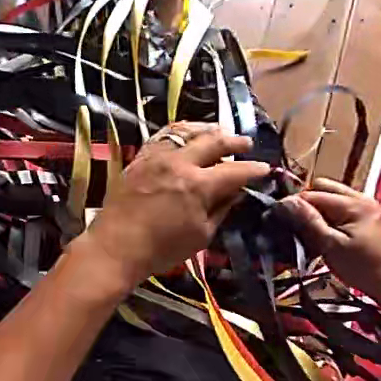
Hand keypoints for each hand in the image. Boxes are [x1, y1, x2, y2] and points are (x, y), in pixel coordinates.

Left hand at [71, 122, 270, 287]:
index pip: (234, 171)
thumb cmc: (161, 249)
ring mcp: (156, 157)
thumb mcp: (200, 235)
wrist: (115, 248)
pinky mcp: (139, 159)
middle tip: (245, 143)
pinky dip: (179, 133)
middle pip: (213, 141)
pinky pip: (162, 136)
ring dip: (206, 130)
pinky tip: (185, 136)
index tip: (264, 168)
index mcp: (198, 185)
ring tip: (218, 132)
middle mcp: (178, 163)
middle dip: (234, 141)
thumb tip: (235, 192)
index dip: (253, 169)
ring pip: (185, 132)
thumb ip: (220, 209)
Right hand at [278, 177, 380, 309]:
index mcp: (352, 203)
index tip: (281, 222)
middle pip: (326, 188)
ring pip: (338, 199)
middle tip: (299, 227)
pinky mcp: (378, 221)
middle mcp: (364, 198)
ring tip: (315, 234)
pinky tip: (333, 237)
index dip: (294, 205)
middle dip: (309, 203)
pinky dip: (336, 217)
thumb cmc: (365, 269)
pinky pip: (349, 210)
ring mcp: (373, 208)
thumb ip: (309, 221)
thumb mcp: (331, 247)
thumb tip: (285, 201)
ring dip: (323, 211)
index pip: (312, 193)